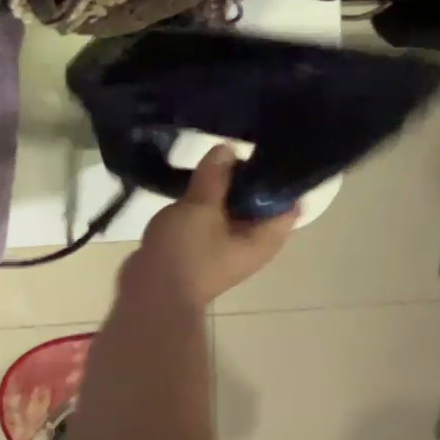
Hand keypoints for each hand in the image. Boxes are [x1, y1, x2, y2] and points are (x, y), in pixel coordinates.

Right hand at [122, 145, 297, 307]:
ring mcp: (227, 249)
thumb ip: (214, 179)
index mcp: (266, 238)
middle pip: (258, 206)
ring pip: (231, 214)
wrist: (153, 291)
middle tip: (221, 154)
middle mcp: (254, 244)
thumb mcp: (199, 209)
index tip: (253, 153)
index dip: (274, 178)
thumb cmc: (186, 252)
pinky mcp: (203, 251)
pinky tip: (184, 193)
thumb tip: (227, 149)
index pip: (286, 202)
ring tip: (200, 167)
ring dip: (218, 194)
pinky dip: (203, 207)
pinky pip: (211, 222)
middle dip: (242, 181)